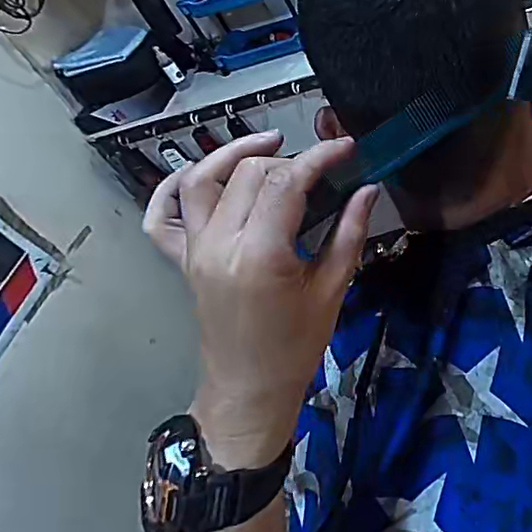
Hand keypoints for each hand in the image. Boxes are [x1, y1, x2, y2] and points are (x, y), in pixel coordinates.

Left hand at [145, 135, 378, 462]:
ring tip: (271, 143)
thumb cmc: (296, 344)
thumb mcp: (333, 288)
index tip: (347, 148)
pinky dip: (175, 185)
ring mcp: (193, 250)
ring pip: (202, 179)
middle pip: (248, 173)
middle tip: (322, 167)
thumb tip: (368, 189)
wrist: (249, 387)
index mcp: (260, 255)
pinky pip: (163, 214)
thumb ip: (350, 232)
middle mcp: (219, 245)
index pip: (286, 182)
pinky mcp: (181, 258)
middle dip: (290, 159)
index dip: (319, 157)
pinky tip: (204, 171)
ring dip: (234, 153)